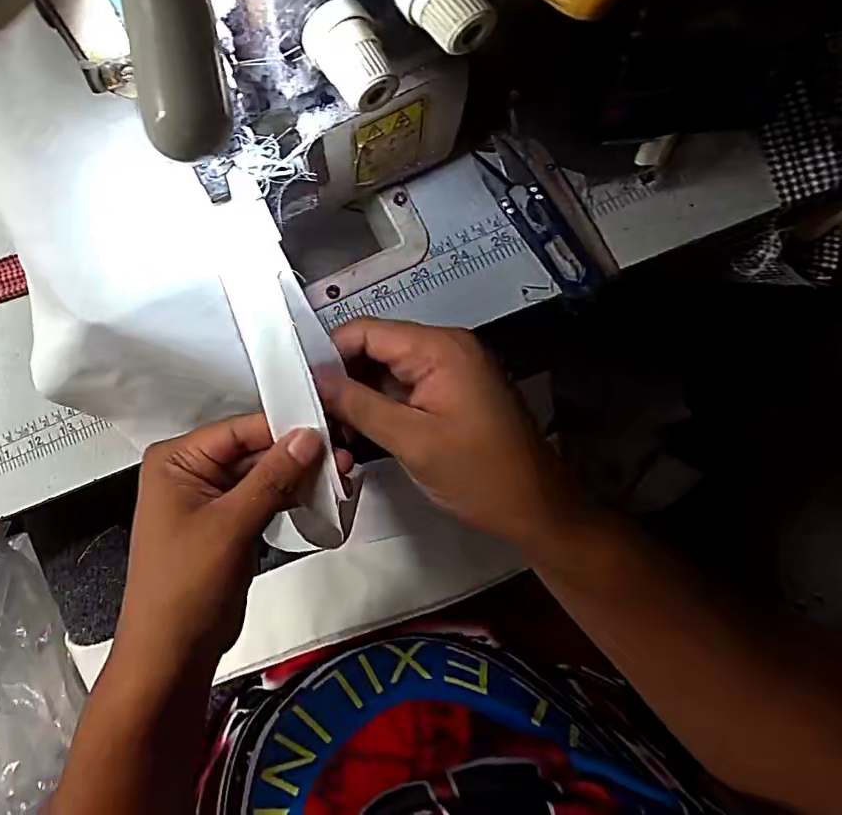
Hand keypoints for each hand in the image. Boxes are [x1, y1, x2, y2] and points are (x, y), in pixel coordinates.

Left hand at [115, 416, 343, 671]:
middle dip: (295, 455)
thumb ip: (271, 478)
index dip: (280, 428)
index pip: (236, 430)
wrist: (172, 655)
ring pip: (261, 474)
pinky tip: (319, 495)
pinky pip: (262, 497)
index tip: (322, 427)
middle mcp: (189, 472)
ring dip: (297, 476)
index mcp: (175, 460)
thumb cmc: (181, 590)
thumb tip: (305, 439)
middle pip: (251, 450)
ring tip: (339, 475)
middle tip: (340, 455)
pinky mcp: (227, 522)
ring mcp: (209, 498)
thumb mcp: (230, 526)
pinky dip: (289, 497)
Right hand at [319, 318, 595, 559]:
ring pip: (382, 370)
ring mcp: (447, 370)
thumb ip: (359, 405)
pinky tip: (357, 432)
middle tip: (314, 411)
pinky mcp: (447, 391)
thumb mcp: (412, 440)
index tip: (302, 384)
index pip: (365, 331)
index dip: (328, 354)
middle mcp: (444, 348)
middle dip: (341, 378)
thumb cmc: (484, 476)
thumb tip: (317, 380)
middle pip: (372, 348)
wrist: (539, 511)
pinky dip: (376, 406)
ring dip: (357, 396)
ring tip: (332, 427)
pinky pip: (400, 387)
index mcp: (440, 348)